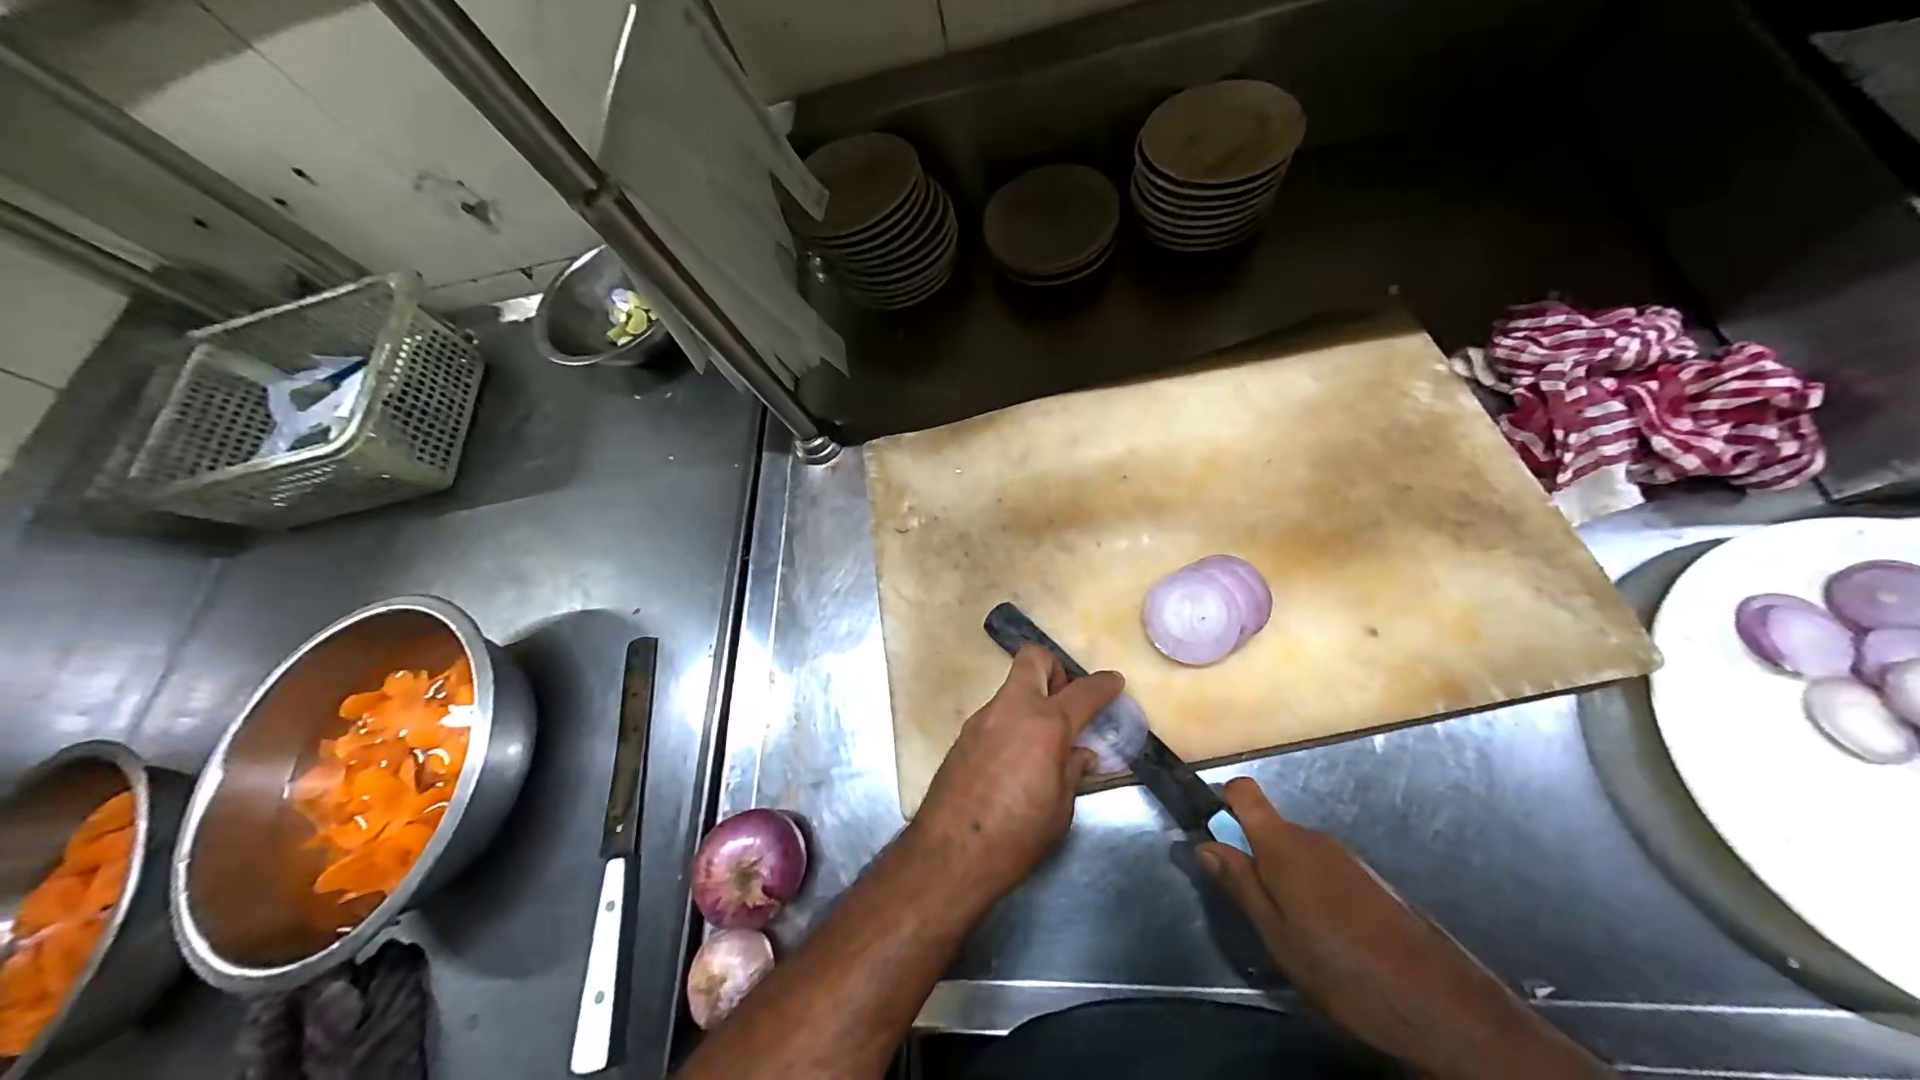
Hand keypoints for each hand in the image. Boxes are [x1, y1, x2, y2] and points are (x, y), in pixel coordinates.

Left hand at [908, 645, 1122, 907]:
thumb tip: (1079, 753)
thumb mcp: (1061, 808)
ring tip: (1043, 742)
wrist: (949, 854)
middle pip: (1034, 659)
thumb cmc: (1016, 835)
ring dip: (1031, 701)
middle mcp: (1011, 710)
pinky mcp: (963, 737)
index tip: (1114, 682)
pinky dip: (1012, 725)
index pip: (1083, 692)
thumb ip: (1073, 771)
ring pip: (1012, 689)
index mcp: (1045, 724)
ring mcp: (982, 720)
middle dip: (1055, 670)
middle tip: (1067, 702)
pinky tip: (1017, 761)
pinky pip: (996, 716)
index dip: (1104, 685)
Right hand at [1197, 778, 1615, 1079]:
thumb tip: (1205, 845)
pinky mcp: (1368, 879)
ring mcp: (1345, 857)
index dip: (1222, 804)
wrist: (1440, 1001)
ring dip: (1284, 880)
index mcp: (1284, 845)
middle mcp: (1314, 838)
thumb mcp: (1276, 934)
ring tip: (1294, 934)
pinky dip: (1312, 892)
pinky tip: (1326, 939)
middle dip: (1253, 857)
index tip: (1214, 836)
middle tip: (1254, 908)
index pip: (1244, 792)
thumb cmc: (1342, 968)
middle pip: (1268, 828)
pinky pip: (1322, 870)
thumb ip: (1239, 884)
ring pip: (1295, 853)